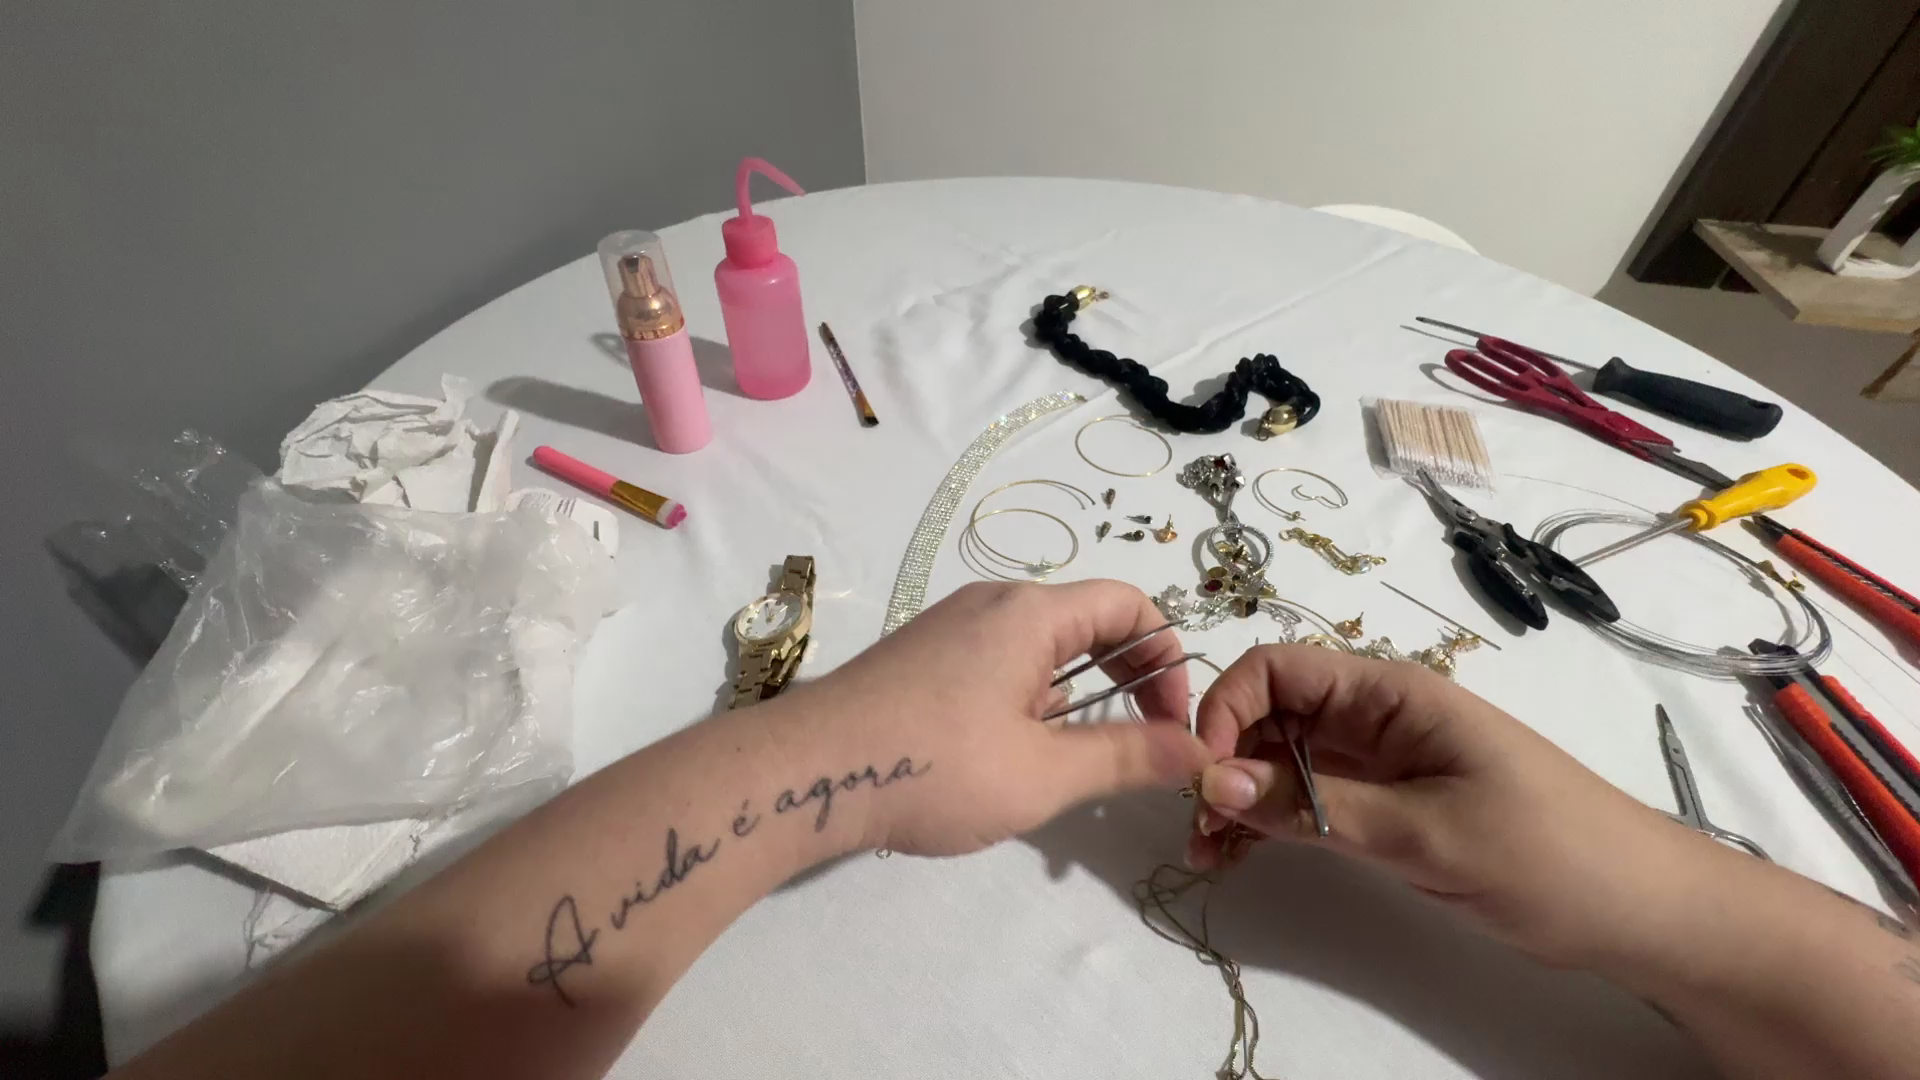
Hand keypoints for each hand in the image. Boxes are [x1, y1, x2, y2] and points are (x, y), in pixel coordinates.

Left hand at [793, 580, 1212, 857]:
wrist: (805, 773)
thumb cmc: (934, 767)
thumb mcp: (1042, 772)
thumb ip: (1126, 756)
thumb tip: (1195, 748)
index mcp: (1030, 612)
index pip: (1129, 605)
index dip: (1167, 658)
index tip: (1170, 723)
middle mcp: (991, 602)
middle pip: (1087, 621)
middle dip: (1126, 676)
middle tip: (1138, 739)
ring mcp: (951, 626)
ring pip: (1040, 647)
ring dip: (1073, 694)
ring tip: (1063, 758)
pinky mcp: (924, 655)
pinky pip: (998, 661)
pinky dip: (1027, 696)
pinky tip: (1005, 749)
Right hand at [1189, 644, 1698, 966]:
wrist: (1654, 921)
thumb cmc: (1553, 856)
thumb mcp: (1426, 831)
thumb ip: (1314, 805)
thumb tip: (1210, 782)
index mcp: (1386, 692)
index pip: (1277, 669)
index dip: (1228, 707)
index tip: (1204, 772)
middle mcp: (1367, 716)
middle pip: (1266, 716)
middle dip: (1220, 761)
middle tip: (1196, 825)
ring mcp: (1369, 761)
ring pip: (1274, 761)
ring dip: (1233, 798)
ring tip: (1206, 853)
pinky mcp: (1375, 803)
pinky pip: (1299, 799)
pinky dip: (1263, 823)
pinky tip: (1236, 856)